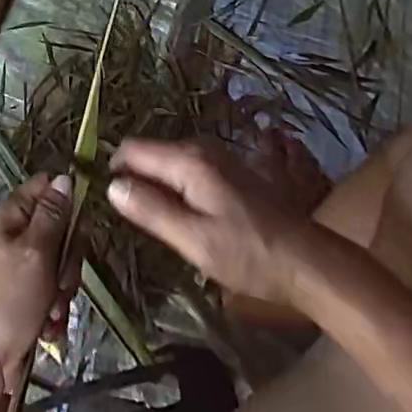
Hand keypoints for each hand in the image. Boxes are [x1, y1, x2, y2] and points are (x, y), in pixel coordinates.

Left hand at [0, 173, 79, 394]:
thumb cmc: (8, 298)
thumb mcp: (36, 250)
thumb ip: (53, 214)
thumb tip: (65, 177)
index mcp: (13, 214)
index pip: (48, 186)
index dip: (68, 200)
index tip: (77, 225)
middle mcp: (19, 233)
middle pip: (62, 226)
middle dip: (69, 256)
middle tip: (59, 277)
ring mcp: (24, 264)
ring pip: (64, 260)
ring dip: (64, 286)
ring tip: (51, 307)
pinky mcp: (30, 293)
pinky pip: (57, 288)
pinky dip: (56, 306)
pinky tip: (48, 323)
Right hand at [107, 138, 314, 306]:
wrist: (309, 262)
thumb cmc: (251, 255)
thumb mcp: (195, 241)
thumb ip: (151, 211)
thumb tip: (112, 187)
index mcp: (188, 161)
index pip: (132, 150)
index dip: (113, 170)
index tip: (102, 199)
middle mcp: (200, 149)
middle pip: (149, 155)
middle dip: (134, 180)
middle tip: (130, 221)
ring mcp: (216, 157)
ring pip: (166, 164)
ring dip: (154, 187)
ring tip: (154, 224)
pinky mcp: (227, 171)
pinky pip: (184, 171)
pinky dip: (174, 190)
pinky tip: (182, 220)